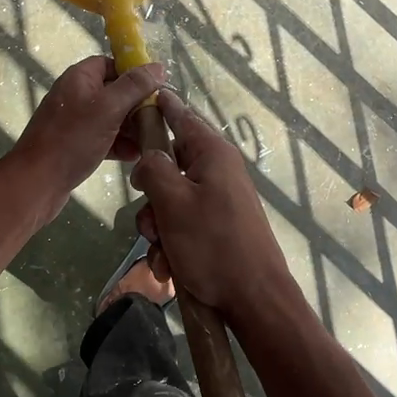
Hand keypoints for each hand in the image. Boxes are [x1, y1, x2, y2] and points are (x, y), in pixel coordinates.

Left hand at [4, 56, 165, 220]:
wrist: (35, 184)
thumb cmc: (72, 140)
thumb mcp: (109, 108)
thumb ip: (134, 86)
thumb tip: (158, 66)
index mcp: (79, 78)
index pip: (110, 63)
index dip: (133, 73)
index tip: (155, 88)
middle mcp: (75, 95)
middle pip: (113, 91)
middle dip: (136, 104)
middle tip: (157, 119)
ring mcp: (73, 121)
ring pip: (110, 117)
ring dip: (131, 127)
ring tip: (151, 140)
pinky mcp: (74, 144)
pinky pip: (102, 137)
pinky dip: (118, 144)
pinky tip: (135, 156)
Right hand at [131, 89, 295, 322]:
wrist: (255, 299)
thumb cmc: (213, 244)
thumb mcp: (174, 203)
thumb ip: (154, 170)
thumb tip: (149, 156)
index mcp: (212, 153)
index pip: (182, 116)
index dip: (161, 107)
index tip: (142, 98)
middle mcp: (218, 170)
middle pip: (170, 166)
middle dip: (152, 198)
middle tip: (150, 220)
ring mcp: (220, 199)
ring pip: (172, 201)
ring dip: (159, 228)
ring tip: (162, 254)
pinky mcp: (219, 226)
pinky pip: (185, 225)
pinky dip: (173, 244)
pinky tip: (170, 269)